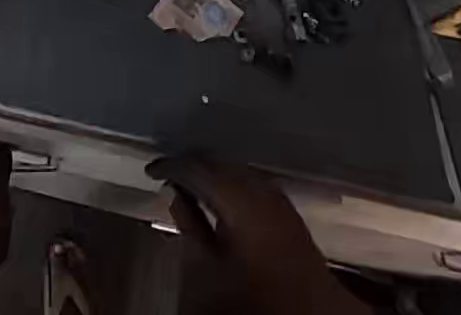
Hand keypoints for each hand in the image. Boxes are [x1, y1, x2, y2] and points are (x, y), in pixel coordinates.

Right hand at [147, 155, 369, 314]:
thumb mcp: (209, 268)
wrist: (310, 314)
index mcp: (237, 195)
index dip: (170, 166)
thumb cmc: (254, 297)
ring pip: (232, 168)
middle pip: (216, 162)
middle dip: (190, 164)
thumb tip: (176, 196)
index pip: (196, 167)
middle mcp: (257, 184)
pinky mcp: (283, 205)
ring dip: (209, 171)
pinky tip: (216, 195)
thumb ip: (190, 227)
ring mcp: (273, 193)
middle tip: (166, 174)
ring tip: (187, 183)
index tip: (150, 172)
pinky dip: (227, 181)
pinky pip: (247, 179)